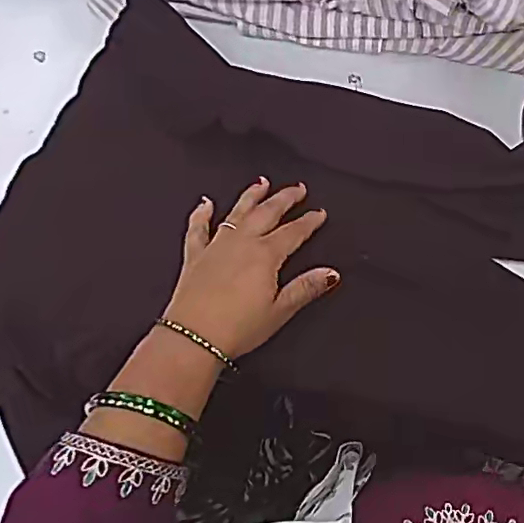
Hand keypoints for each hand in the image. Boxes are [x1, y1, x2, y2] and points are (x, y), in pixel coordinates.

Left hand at [162, 179, 338, 358]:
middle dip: (285, 198)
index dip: (309, 221)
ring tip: (261, 183)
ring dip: (251, 196)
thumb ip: (306, 287)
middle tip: (297, 189)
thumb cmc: (236, 327)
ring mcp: (216, 247)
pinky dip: (202, 213)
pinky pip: (198, 228)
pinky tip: (206, 203)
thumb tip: (330, 273)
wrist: (193, 338)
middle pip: (267, 212)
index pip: (294, 232)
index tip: (319, 213)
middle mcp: (241, 243)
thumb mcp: (280, 310)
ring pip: (237, 212)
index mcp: (265, 255)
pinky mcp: (195, 257)